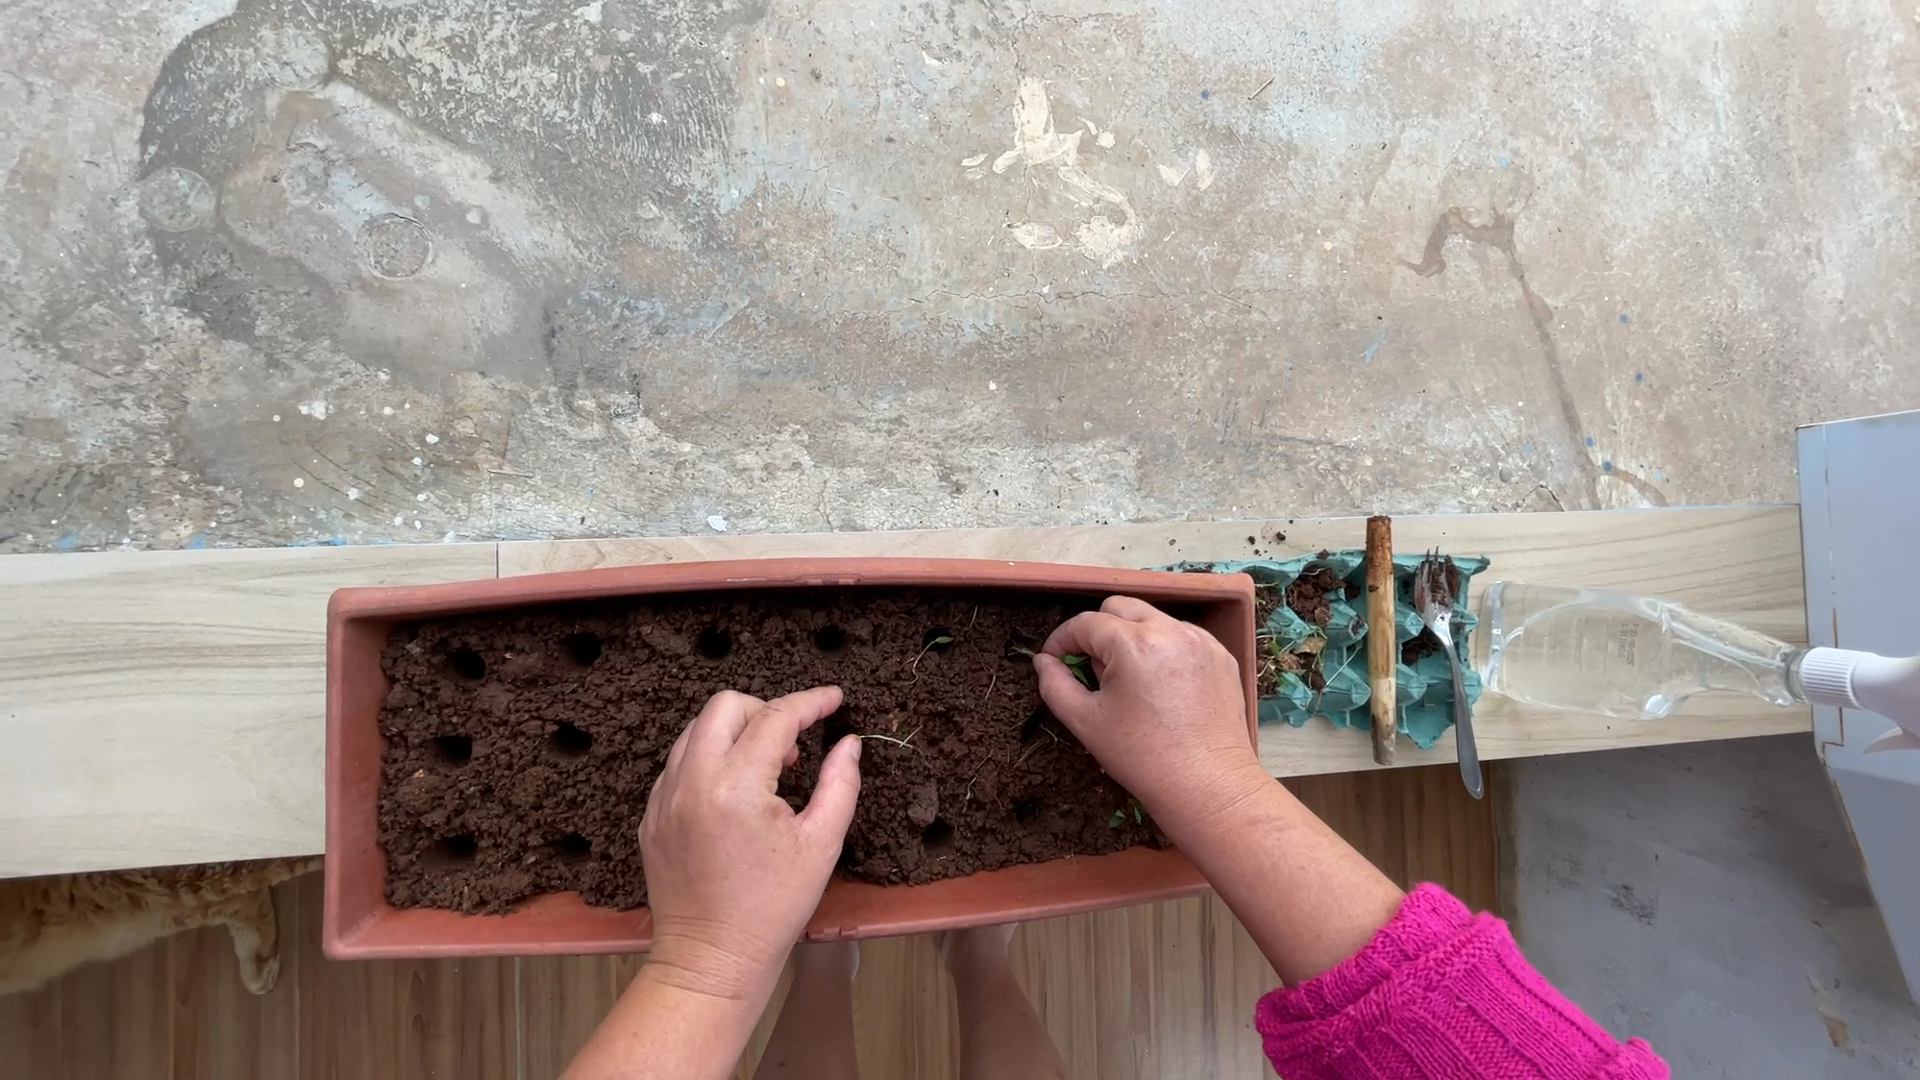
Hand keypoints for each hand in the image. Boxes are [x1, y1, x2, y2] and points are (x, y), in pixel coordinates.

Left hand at [639, 686, 861, 1001]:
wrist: (710, 962)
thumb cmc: (774, 906)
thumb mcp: (822, 844)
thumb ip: (840, 783)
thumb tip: (848, 742)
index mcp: (737, 787)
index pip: (776, 717)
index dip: (811, 702)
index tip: (836, 699)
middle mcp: (692, 781)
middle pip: (725, 705)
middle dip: (766, 710)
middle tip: (795, 745)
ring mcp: (664, 797)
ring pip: (697, 728)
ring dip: (736, 730)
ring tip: (767, 767)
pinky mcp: (651, 815)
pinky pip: (680, 760)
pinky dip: (711, 757)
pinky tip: (735, 790)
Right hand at [1033, 596, 1264, 842]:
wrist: (1209, 788)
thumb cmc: (1142, 758)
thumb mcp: (1085, 722)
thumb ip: (1055, 684)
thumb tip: (1044, 661)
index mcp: (1133, 644)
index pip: (1085, 623)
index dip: (1061, 640)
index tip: (1053, 660)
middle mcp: (1170, 630)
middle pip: (1119, 607)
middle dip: (1097, 630)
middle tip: (1092, 668)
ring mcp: (1200, 640)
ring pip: (1151, 618)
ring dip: (1131, 637)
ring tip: (1130, 680)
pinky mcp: (1220, 655)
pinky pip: (1180, 636)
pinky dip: (1162, 649)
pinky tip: (1160, 685)